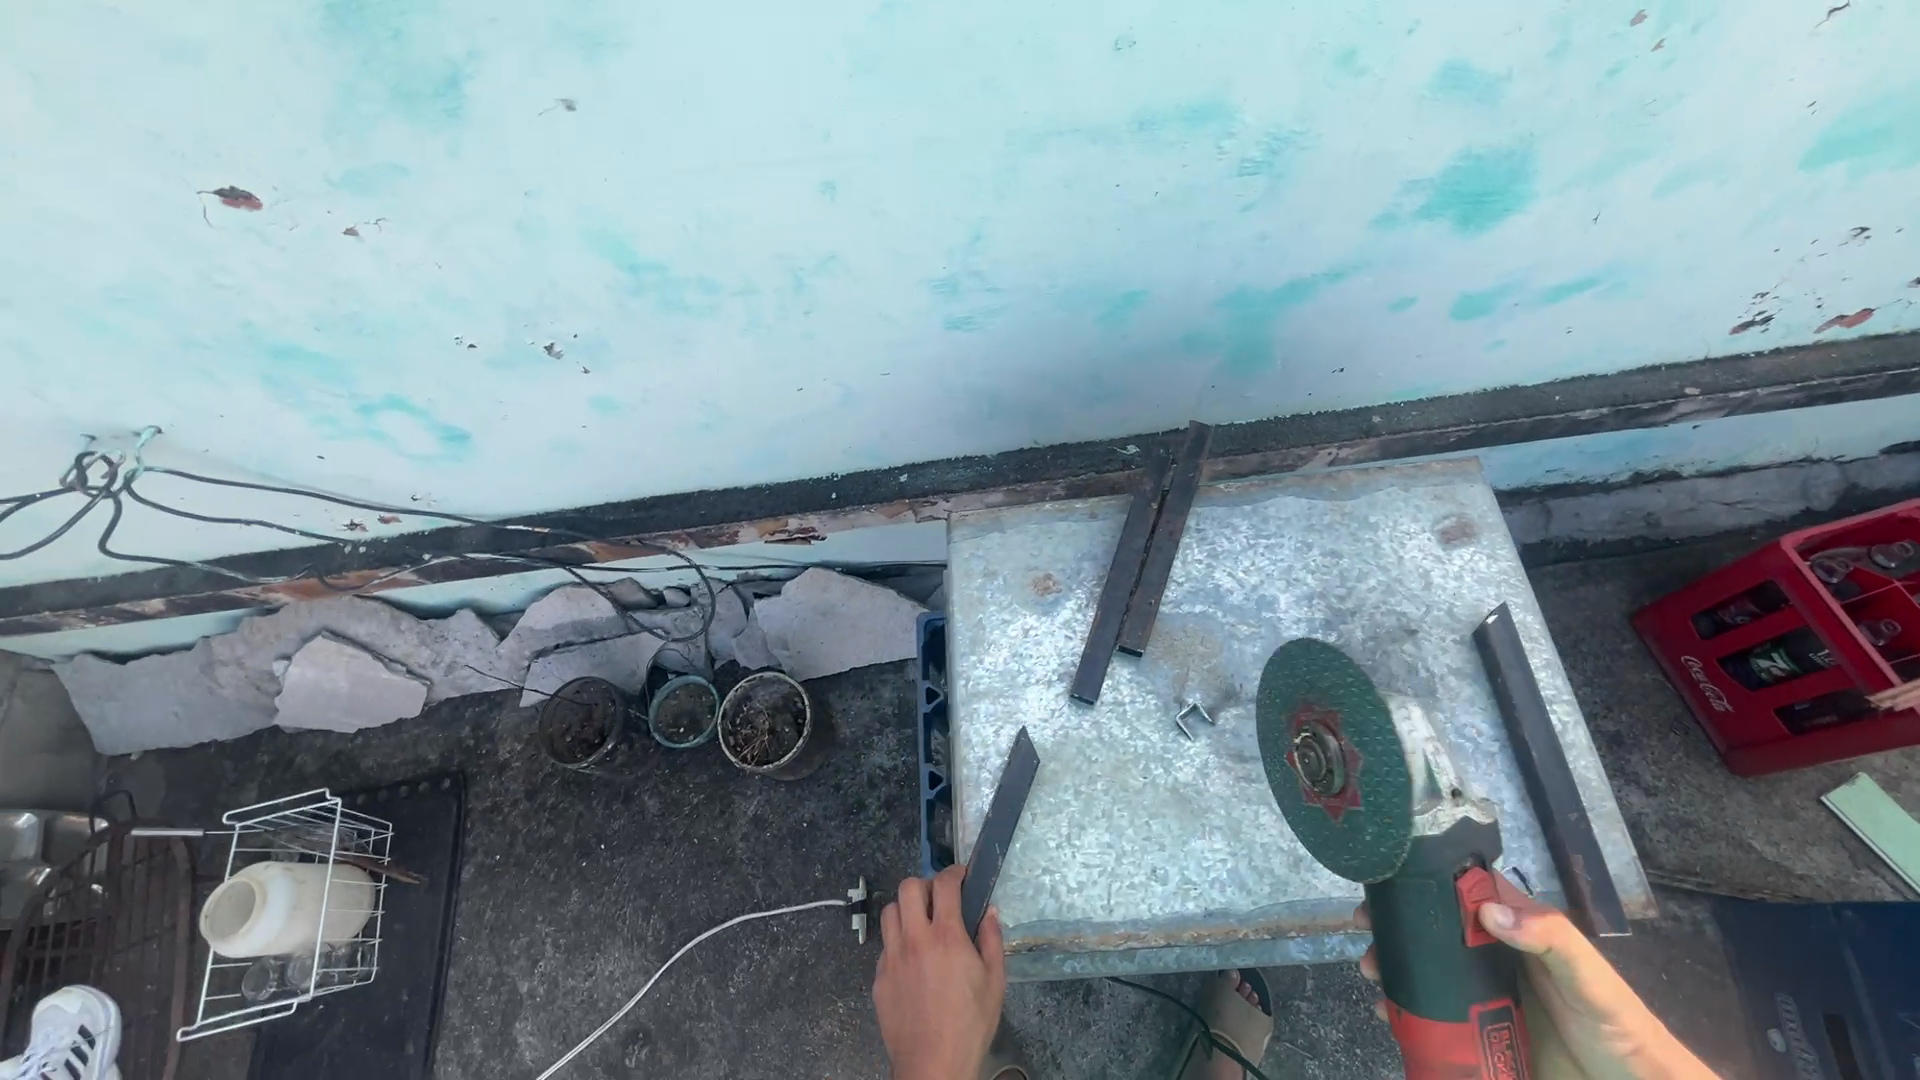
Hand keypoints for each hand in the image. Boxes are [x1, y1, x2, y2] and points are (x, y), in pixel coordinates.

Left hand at [873, 865, 1006, 1079]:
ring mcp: (892, 958)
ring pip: (890, 912)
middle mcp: (915, 939)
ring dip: (906, 909)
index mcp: (946, 936)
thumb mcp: (995, 981)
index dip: (953, 873)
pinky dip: (898, 942)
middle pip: (908, 888)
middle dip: (924, 885)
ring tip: (920, 923)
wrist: (933, 1065)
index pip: (944, 885)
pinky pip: (884, 946)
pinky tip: (911, 960)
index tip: (961, 876)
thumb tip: (989, 911)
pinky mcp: (879, 978)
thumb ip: (992, 940)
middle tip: (938, 899)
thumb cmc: (970, 1024)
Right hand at [1356, 885, 1718, 1079]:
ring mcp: (1481, 995)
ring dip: (1392, 967)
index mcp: (1516, 931)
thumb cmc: (1619, 1028)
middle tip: (1365, 930)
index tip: (1386, 886)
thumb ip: (1550, 938)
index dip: (1421, 882)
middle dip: (1393, 927)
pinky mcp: (1477, 1032)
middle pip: (1431, 931)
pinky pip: (1433, 1017)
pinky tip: (1389, 1015)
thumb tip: (1487, 909)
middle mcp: (1492, 956)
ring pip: (1425, 971)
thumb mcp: (1591, 979)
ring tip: (1373, 977)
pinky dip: (1405, 1012)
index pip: (1463, 891)